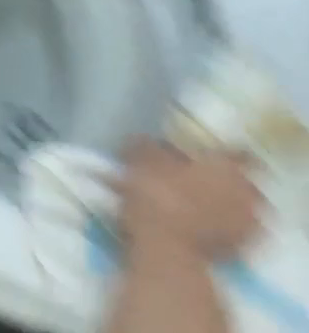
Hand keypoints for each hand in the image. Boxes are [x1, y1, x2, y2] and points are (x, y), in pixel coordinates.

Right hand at [117, 141, 263, 261]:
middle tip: (188, 177)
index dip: (218, 151)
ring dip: (215, 202)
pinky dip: (213, 223)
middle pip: (238, 182)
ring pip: (234, 206)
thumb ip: (148, 146)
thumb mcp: (139, 161)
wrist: (166, 247)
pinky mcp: (240, 246)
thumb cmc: (154, 195)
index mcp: (228, 169)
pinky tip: (188, 222)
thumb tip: (150, 139)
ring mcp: (248, 224)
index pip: (237, 153)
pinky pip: (229, 227)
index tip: (198, 151)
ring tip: (184, 201)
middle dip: (216, 179)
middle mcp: (246, 194)